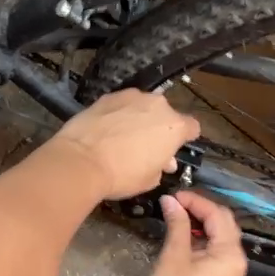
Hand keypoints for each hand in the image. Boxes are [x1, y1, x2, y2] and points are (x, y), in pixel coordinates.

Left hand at [42, 89, 200, 200]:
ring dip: (138, 118)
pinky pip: (121, 105)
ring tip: (122, 137)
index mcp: (175, 125)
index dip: (185, 139)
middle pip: (165, 114)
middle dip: (159, 128)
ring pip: (142, 107)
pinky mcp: (107, 96)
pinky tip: (107, 130)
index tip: (174, 149)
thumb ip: (162, 166)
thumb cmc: (122, 174)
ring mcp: (131, 96)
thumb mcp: (150, 179)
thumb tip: (164, 161)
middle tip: (145, 147)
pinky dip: (118, 114)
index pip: (192, 127)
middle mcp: (157, 104)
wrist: (82, 161)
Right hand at [146, 191, 246, 275]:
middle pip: (223, 222)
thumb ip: (177, 225)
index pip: (217, 215)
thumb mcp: (174, 256)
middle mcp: (236, 258)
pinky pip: (215, 247)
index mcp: (230, 253)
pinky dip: (200, 236)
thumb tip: (171, 201)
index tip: (172, 195)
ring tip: (175, 214)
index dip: (196, 201)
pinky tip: (182, 232)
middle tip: (174, 203)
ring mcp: (230, 268)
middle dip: (200, 209)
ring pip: (219, 234)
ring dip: (200, 221)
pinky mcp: (220, 275)